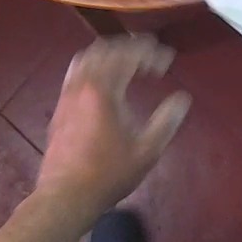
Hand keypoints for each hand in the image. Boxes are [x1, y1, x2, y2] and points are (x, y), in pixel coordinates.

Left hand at [36, 35, 191, 219]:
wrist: (67, 195)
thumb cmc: (110, 174)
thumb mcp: (147, 151)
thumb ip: (166, 121)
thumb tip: (182, 99)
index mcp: (103, 90)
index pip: (128, 56)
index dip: (150, 53)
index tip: (167, 60)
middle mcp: (81, 85)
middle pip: (105, 49)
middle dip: (130, 47)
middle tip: (151, 54)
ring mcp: (66, 95)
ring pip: (86, 58)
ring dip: (109, 53)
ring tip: (128, 62)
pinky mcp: (59, 108)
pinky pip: (75, 73)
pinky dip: (94, 66)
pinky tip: (104, 83)